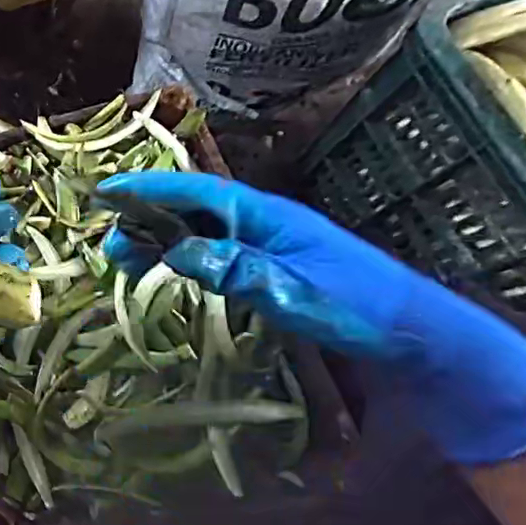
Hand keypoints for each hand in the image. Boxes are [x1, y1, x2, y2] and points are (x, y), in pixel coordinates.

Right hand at [97, 172, 525, 465]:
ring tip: (126, 256)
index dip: (152, 189)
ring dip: (162, 238)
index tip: (110, 192)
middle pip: (193, 209)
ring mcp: (266, 244)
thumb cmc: (360, 306)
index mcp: (269, 215)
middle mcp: (262, 222)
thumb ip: (238, 268)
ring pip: (201, 230)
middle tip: (109, 239)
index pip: (199, 192)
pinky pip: (215, 252)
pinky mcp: (269, 268)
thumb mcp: (296, 288)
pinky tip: (169, 267)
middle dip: (148, 217)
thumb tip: (177, 251)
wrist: (415, 334)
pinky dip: (184, 256)